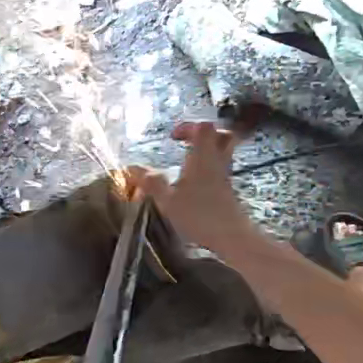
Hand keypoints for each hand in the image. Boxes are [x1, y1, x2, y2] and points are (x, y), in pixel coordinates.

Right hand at [125, 121, 258, 255]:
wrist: (231, 236)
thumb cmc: (199, 216)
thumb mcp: (168, 201)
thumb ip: (152, 183)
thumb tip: (131, 168)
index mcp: (203, 157)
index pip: (203, 127)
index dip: (189, 126)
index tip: (174, 137)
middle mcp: (217, 162)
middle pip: (222, 134)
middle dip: (205, 134)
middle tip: (188, 142)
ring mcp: (225, 175)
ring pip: (224, 151)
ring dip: (208, 150)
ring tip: (188, 161)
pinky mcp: (228, 189)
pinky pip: (221, 167)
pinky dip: (209, 166)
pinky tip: (195, 182)